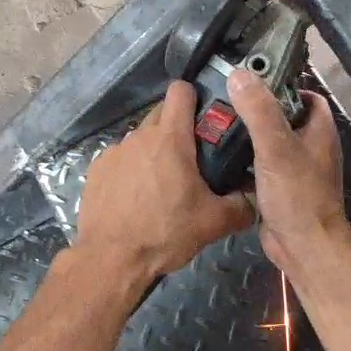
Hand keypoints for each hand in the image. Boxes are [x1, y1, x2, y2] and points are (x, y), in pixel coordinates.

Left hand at [77, 81, 256, 278]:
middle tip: (192, 160)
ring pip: (140, 140)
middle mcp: (140, 136)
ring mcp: (114, 151)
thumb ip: (240, 207)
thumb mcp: (212, 223)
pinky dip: (131, 170)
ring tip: (163, 186)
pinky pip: (120, 159)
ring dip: (153, 153)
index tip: (205, 116)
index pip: (181, 91)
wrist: (110, 258)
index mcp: (170, 139)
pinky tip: (136, 199)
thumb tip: (254, 201)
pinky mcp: (96, 169)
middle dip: (177, 129)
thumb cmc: (164, 233)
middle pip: (162, 115)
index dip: (194, 97)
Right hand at [226, 68, 349, 272]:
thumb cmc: (298, 194)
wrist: (304, 248)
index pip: (305, 95)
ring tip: (215, 121)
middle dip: (256, 107)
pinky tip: (217, 155)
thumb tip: (239, 75)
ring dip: (246, 134)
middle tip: (224, 98)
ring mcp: (295, 169)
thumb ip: (259, 111)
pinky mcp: (279, 188)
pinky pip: (259, 166)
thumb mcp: (276, 147)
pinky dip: (242, 160)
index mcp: (319, 130)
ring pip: (268, 142)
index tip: (252, 77)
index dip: (282, 83)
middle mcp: (310, 146)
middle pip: (282, 116)